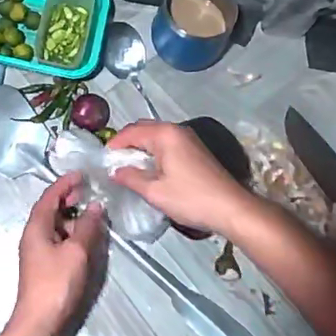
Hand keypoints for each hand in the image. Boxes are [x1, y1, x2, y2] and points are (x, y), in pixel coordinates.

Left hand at [9, 172, 105, 335]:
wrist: (38, 322)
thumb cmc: (56, 282)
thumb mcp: (76, 252)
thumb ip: (86, 227)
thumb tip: (95, 205)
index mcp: (36, 226)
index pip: (50, 195)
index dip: (64, 183)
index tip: (80, 174)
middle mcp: (33, 234)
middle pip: (49, 208)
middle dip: (66, 197)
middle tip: (86, 190)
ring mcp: (36, 250)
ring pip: (53, 224)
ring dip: (69, 215)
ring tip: (88, 212)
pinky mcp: (43, 264)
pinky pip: (56, 238)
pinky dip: (69, 231)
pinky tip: (83, 237)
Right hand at [107, 121, 259, 236]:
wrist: (231, 207)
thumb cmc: (190, 198)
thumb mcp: (155, 192)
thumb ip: (131, 178)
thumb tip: (115, 171)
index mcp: (164, 134)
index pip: (131, 131)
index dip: (115, 144)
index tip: (104, 160)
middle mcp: (175, 129)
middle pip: (144, 128)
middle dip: (127, 142)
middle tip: (115, 162)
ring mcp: (188, 137)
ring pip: (156, 135)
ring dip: (142, 146)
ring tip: (130, 166)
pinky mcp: (195, 148)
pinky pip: (167, 142)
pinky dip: (155, 150)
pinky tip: (151, 168)